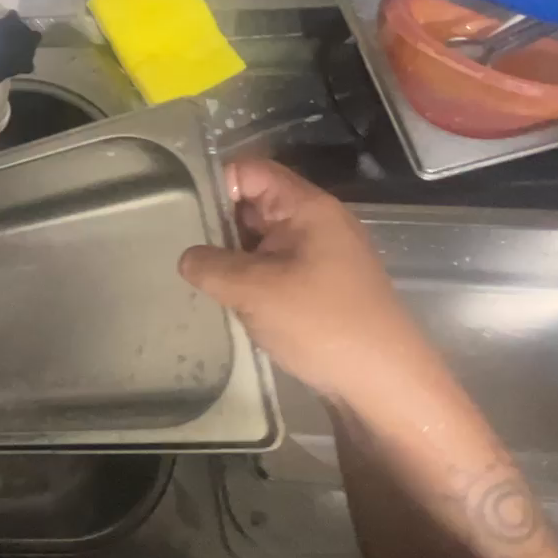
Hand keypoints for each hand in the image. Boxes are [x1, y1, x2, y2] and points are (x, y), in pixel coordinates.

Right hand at [178, 158, 438, 401]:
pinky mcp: (315, 285)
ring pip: (256, 237)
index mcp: (307, 209)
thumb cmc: (322, 325)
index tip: (179, 210)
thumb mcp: (252, 290)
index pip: (250, 171)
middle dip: (214, 220)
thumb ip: (207, 264)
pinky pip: (267, 265)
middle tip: (172, 242)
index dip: (213, 183)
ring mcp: (316, 255)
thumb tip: (187, 257)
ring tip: (191, 271)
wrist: (385, 386)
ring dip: (226, 253)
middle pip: (251, 202)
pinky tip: (222, 296)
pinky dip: (242, 275)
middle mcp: (314, 224)